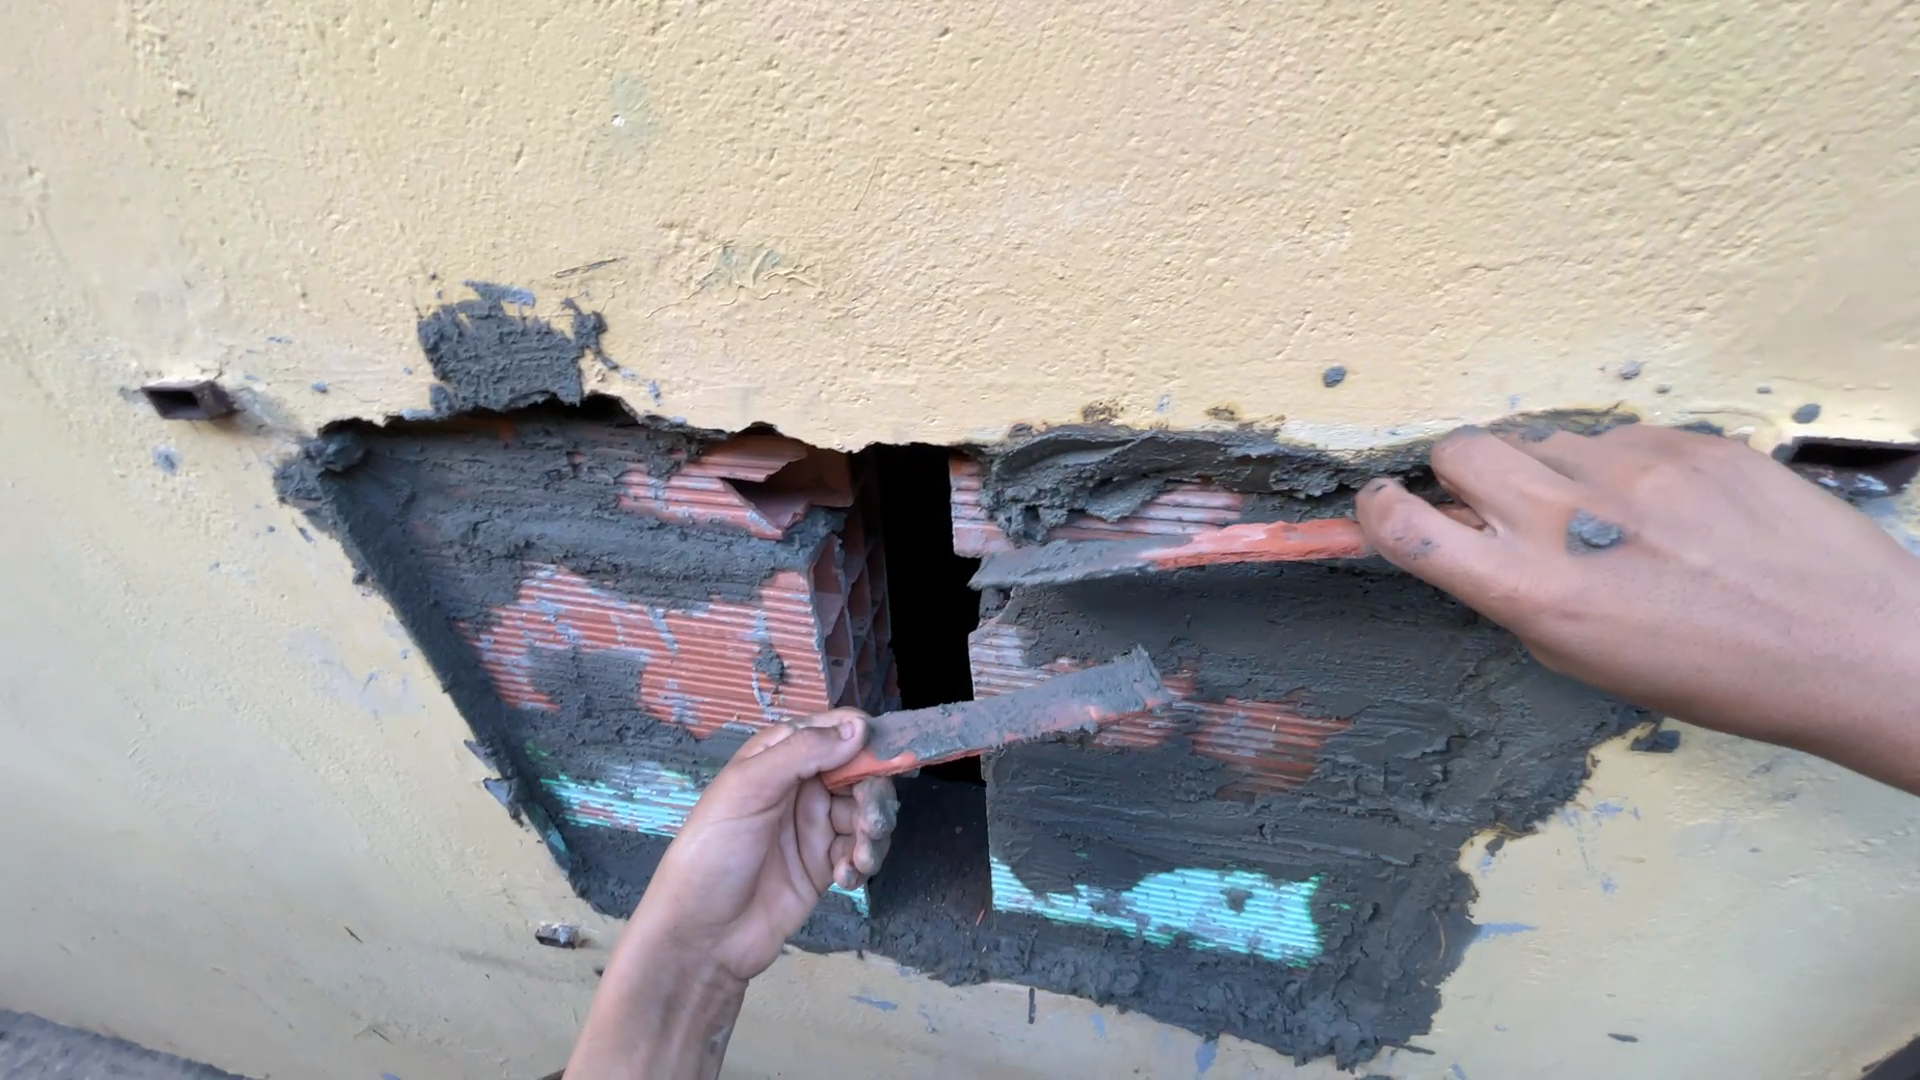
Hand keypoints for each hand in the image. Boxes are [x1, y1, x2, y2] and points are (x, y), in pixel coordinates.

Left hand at [632, 708, 898, 980]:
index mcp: (780, 755)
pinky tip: (846, 878)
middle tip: (872, 823)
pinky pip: (860, 850)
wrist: (700, 938)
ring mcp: (815, 824)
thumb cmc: (714, 851)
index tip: (891, 756)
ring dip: (873, 831)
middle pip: (860, 772)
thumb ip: (803, 751)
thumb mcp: (749, 789)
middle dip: (874, 793)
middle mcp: (803, 783)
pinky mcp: (826, 863)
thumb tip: (859, 727)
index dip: (866, 738)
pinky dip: (862, 861)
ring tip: (861, 858)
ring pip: (866, 811)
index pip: (836, 729)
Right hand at [1356, 424, 1919, 791]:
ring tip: (1606, 512)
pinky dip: (1616, 466)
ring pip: (1538, 440)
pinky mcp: (1689, 441)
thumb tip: (1467, 533)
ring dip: (1546, 470)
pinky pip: (1612, 438)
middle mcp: (1565, 519)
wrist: (1863, 648)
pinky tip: (1664, 505)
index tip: (1385, 505)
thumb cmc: (1704, 671)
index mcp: (1528, 588)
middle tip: (1500, 499)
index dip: (1376, 507)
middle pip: (1459, 448)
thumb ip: (1503, 586)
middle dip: (1462, 471)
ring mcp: (1630, 471)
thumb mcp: (1570, 653)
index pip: (1403, 524)